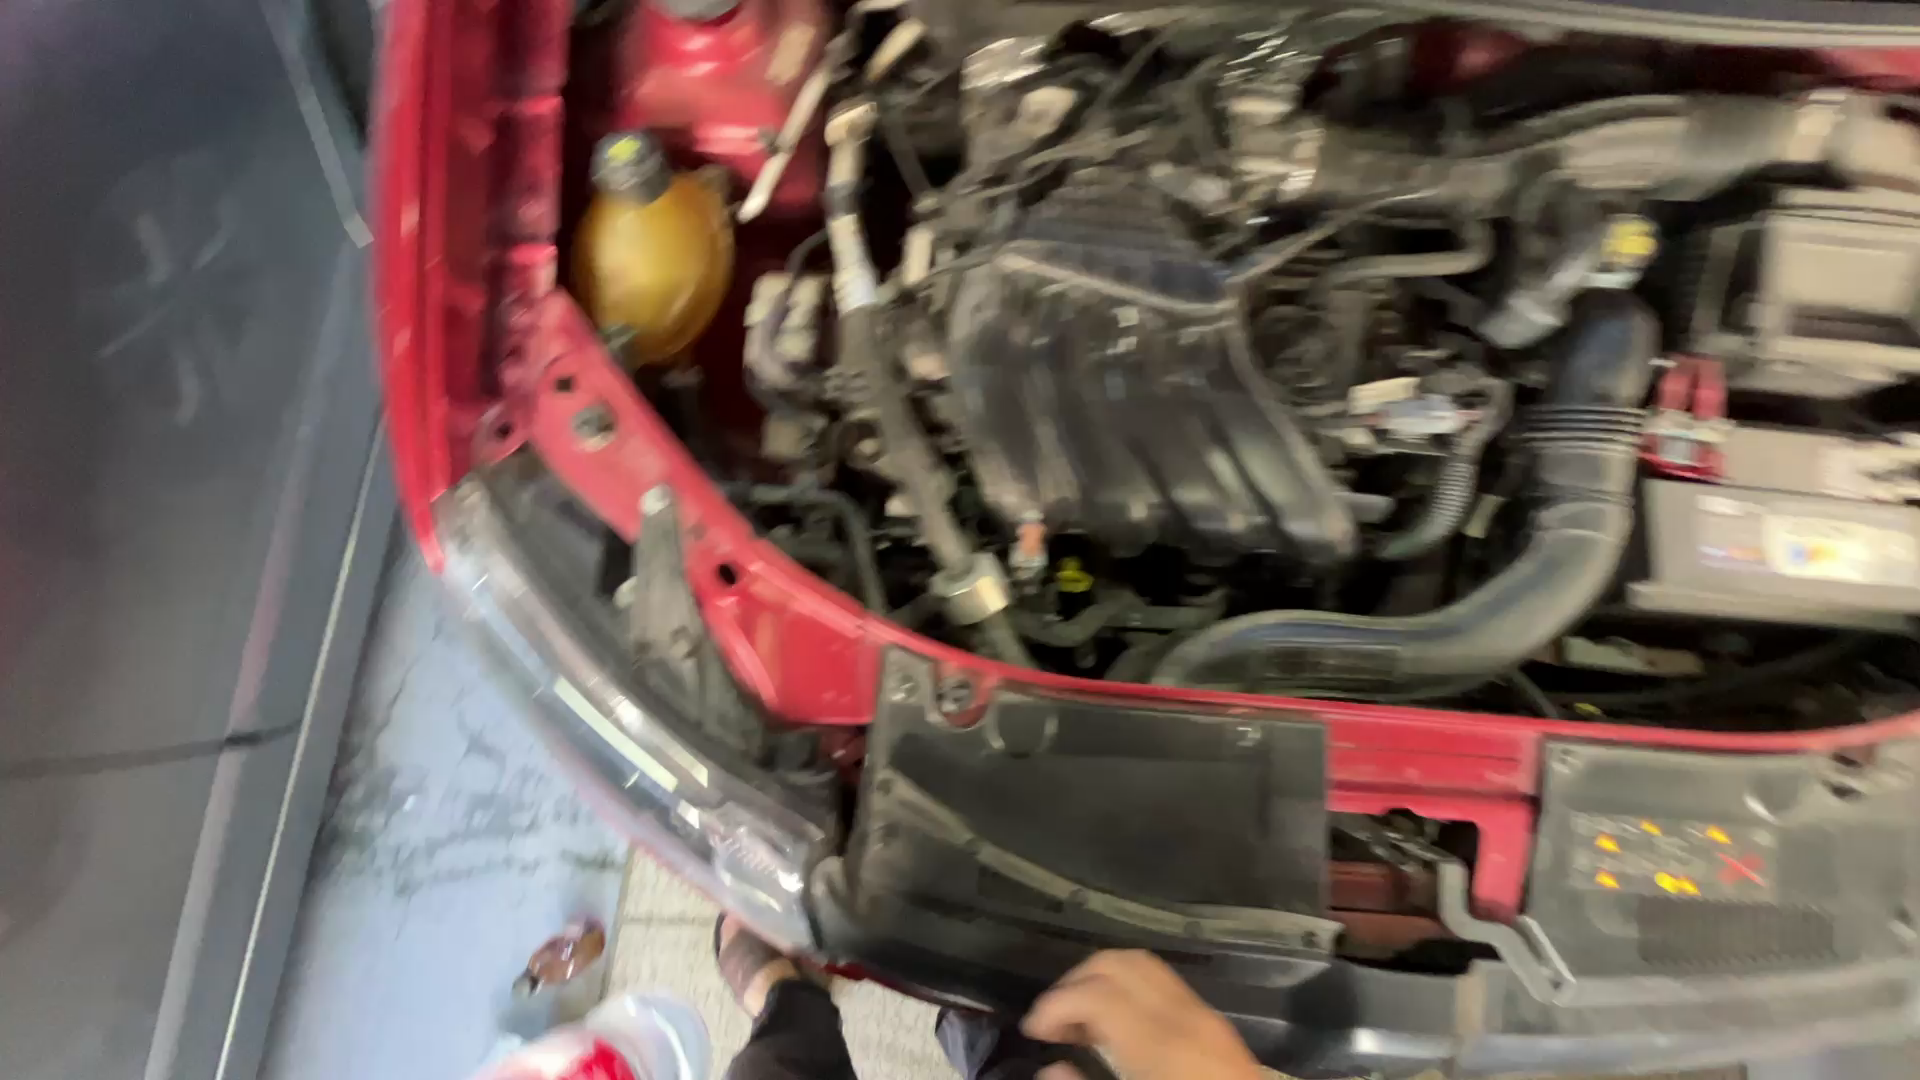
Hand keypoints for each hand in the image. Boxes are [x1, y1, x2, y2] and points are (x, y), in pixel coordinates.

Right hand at [1022, 950, 1265, 1079]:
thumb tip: (1050, 1068)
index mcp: (1162, 1044)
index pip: (1096, 992)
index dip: (1055, 1003)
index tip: (1032, 1030)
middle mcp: (1183, 1015)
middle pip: (1116, 964)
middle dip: (1074, 982)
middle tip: (1052, 1020)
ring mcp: (1203, 1013)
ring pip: (1140, 962)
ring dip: (1100, 977)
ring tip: (1079, 1015)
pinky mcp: (1214, 1021)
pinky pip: (1160, 979)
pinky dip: (1127, 984)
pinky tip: (1116, 1019)